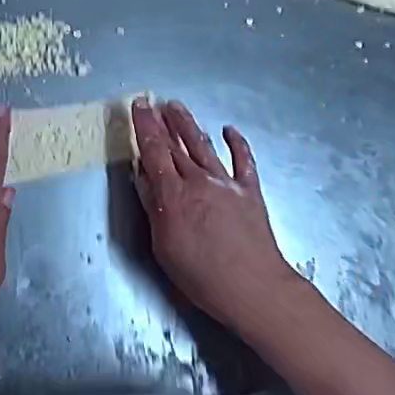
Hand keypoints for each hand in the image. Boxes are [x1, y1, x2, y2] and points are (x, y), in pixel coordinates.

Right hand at [130, 99, 301, 327]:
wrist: (256, 291)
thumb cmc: (203, 276)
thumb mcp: (163, 246)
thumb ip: (152, 207)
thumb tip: (143, 178)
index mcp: (173, 194)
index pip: (153, 150)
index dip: (144, 126)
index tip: (138, 107)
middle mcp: (198, 181)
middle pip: (175, 144)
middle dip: (160, 121)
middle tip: (151, 103)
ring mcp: (226, 184)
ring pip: (202, 145)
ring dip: (187, 124)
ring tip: (176, 107)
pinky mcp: (250, 193)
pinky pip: (243, 162)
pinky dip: (237, 144)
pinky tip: (229, 130)